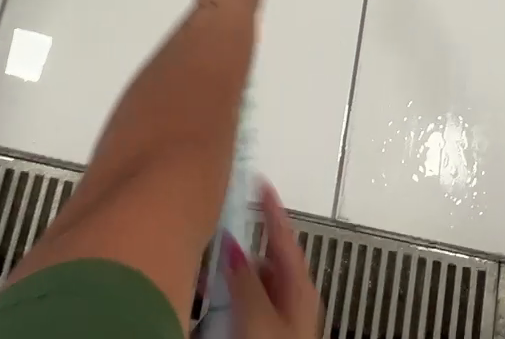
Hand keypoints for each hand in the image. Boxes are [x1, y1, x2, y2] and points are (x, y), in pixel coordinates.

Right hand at [219, 181, 319, 337]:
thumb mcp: (257, 314)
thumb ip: (244, 276)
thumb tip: (231, 242)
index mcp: (299, 284)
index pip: (284, 234)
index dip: (271, 207)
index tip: (261, 181)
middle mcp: (294, 296)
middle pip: (265, 257)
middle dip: (240, 244)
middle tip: (218, 228)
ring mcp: (282, 316)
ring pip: (253, 281)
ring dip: (230, 274)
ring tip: (205, 271)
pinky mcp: (269, 333)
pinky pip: (246, 303)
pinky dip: (229, 295)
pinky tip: (211, 299)